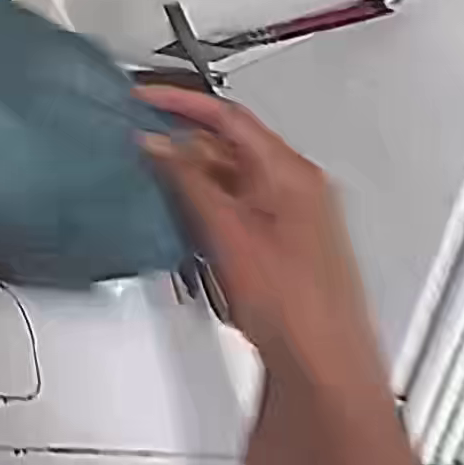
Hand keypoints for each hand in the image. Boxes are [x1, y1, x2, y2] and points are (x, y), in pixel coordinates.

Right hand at [135, 86, 380, 373]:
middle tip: (141, 133)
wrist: (322, 369)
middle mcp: (294, 185)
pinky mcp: (275, 233)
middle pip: (227, 141)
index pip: (228, 116)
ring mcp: (286, 210)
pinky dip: (200, 193)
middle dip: (181, 136)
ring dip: (188, 168)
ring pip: (226, 170)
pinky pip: (230, 196)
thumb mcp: (226, 229)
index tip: (145, 95)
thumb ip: (186, 178)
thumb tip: (156, 142)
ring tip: (151, 170)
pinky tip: (176, 206)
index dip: (181, 101)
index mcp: (290, 173)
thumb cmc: (294, 306)